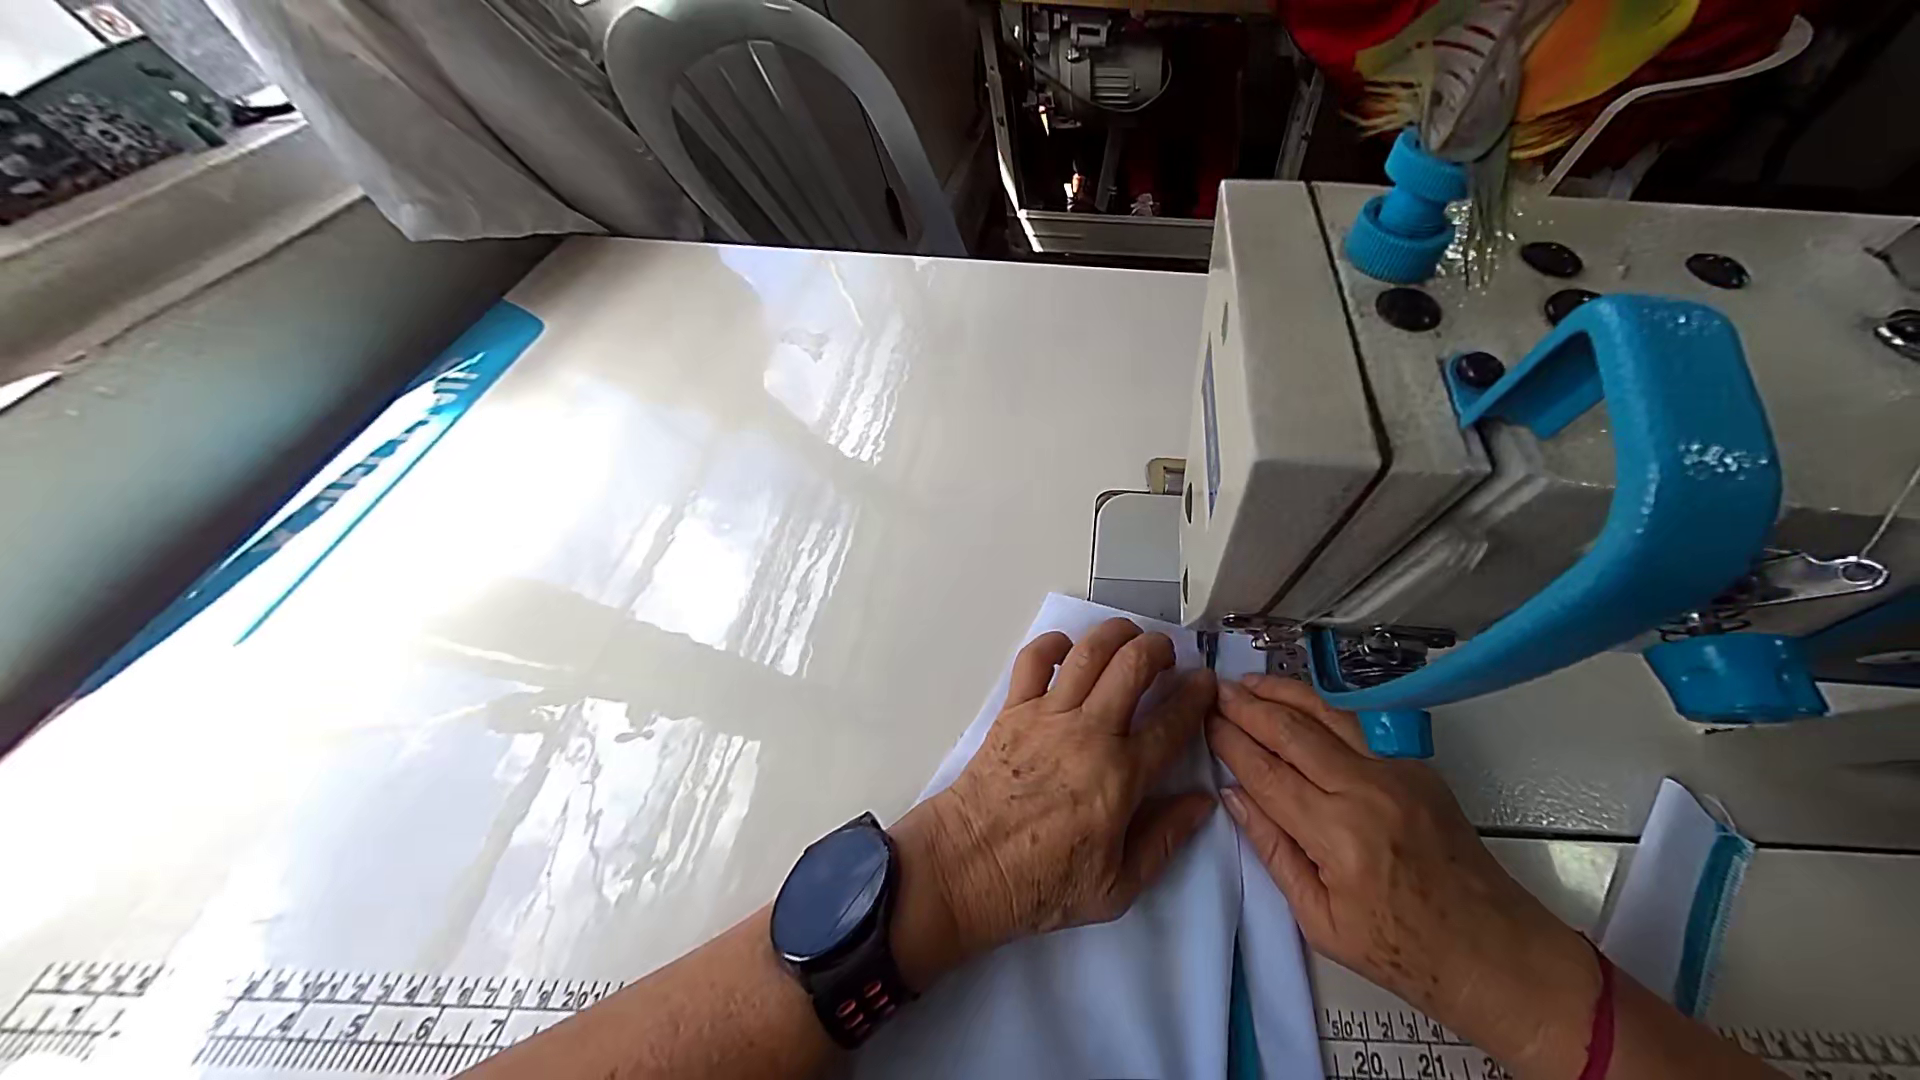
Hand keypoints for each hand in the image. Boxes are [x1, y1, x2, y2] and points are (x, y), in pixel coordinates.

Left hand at [891, 619, 1215, 984]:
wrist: (969, 867)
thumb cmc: (1043, 882)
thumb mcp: (1120, 886)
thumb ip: (1165, 838)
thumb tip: (1201, 799)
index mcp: (1121, 776)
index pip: (1172, 721)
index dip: (1196, 695)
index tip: (1206, 683)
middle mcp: (1088, 733)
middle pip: (1132, 666)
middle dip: (1158, 648)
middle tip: (1166, 654)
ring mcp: (1047, 715)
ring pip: (1088, 652)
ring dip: (1115, 633)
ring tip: (1129, 636)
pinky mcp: (1013, 710)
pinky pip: (1032, 660)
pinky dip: (1052, 644)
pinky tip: (1067, 648)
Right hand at [1208, 675, 1600, 1078]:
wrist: (1499, 955)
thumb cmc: (1402, 952)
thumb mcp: (1319, 920)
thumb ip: (1272, 849)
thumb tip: (1232, 794)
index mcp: (1337, 836)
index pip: (1265, 772)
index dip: (1229, 741)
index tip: (1202, 721)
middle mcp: (1365, 791)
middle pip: (1291, 731)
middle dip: (1246, 706)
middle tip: (1214, 689)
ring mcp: (1396, 772)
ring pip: (1326, 713)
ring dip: (1281, 692)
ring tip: (1247, 681)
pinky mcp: (1417, 766)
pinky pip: (1358, 722)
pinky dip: (1320, 703)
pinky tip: (1296, 698)